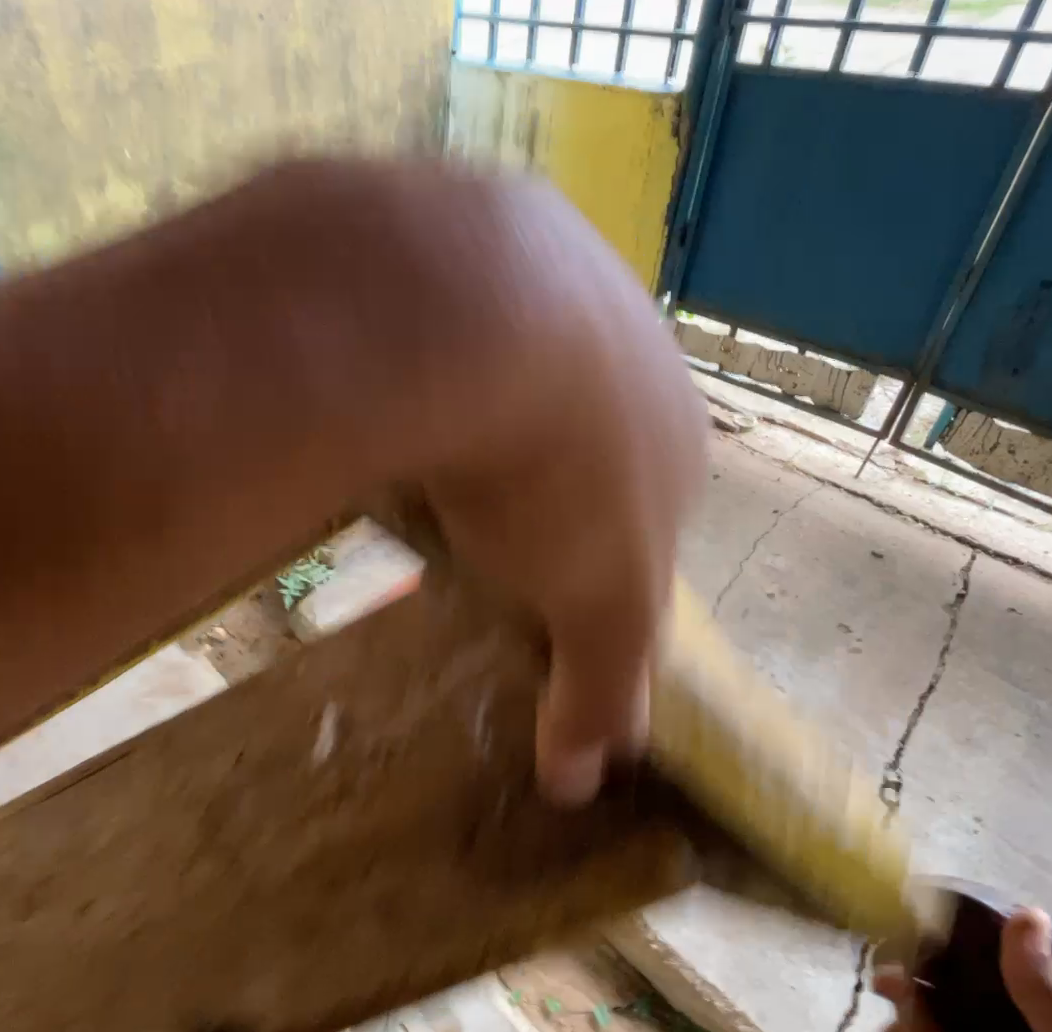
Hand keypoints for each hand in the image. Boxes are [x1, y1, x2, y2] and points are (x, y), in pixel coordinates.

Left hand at [322, 167, 705, 804]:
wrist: (485, 312)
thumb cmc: (562, 472)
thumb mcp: (600, 601)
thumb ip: (602, 688)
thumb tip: (585, 781)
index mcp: (671, 428)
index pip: (644, 502)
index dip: (598, 544)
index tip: (541, 576)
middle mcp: (622, 341)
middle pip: (581, 420)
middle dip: (540, 464)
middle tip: (476, 502)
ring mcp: (547, 270)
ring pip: (517, 352)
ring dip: (483, 395)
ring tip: (422, 439)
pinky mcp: (465, 229)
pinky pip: (447, 300)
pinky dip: (422, 340)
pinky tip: (381, 366)